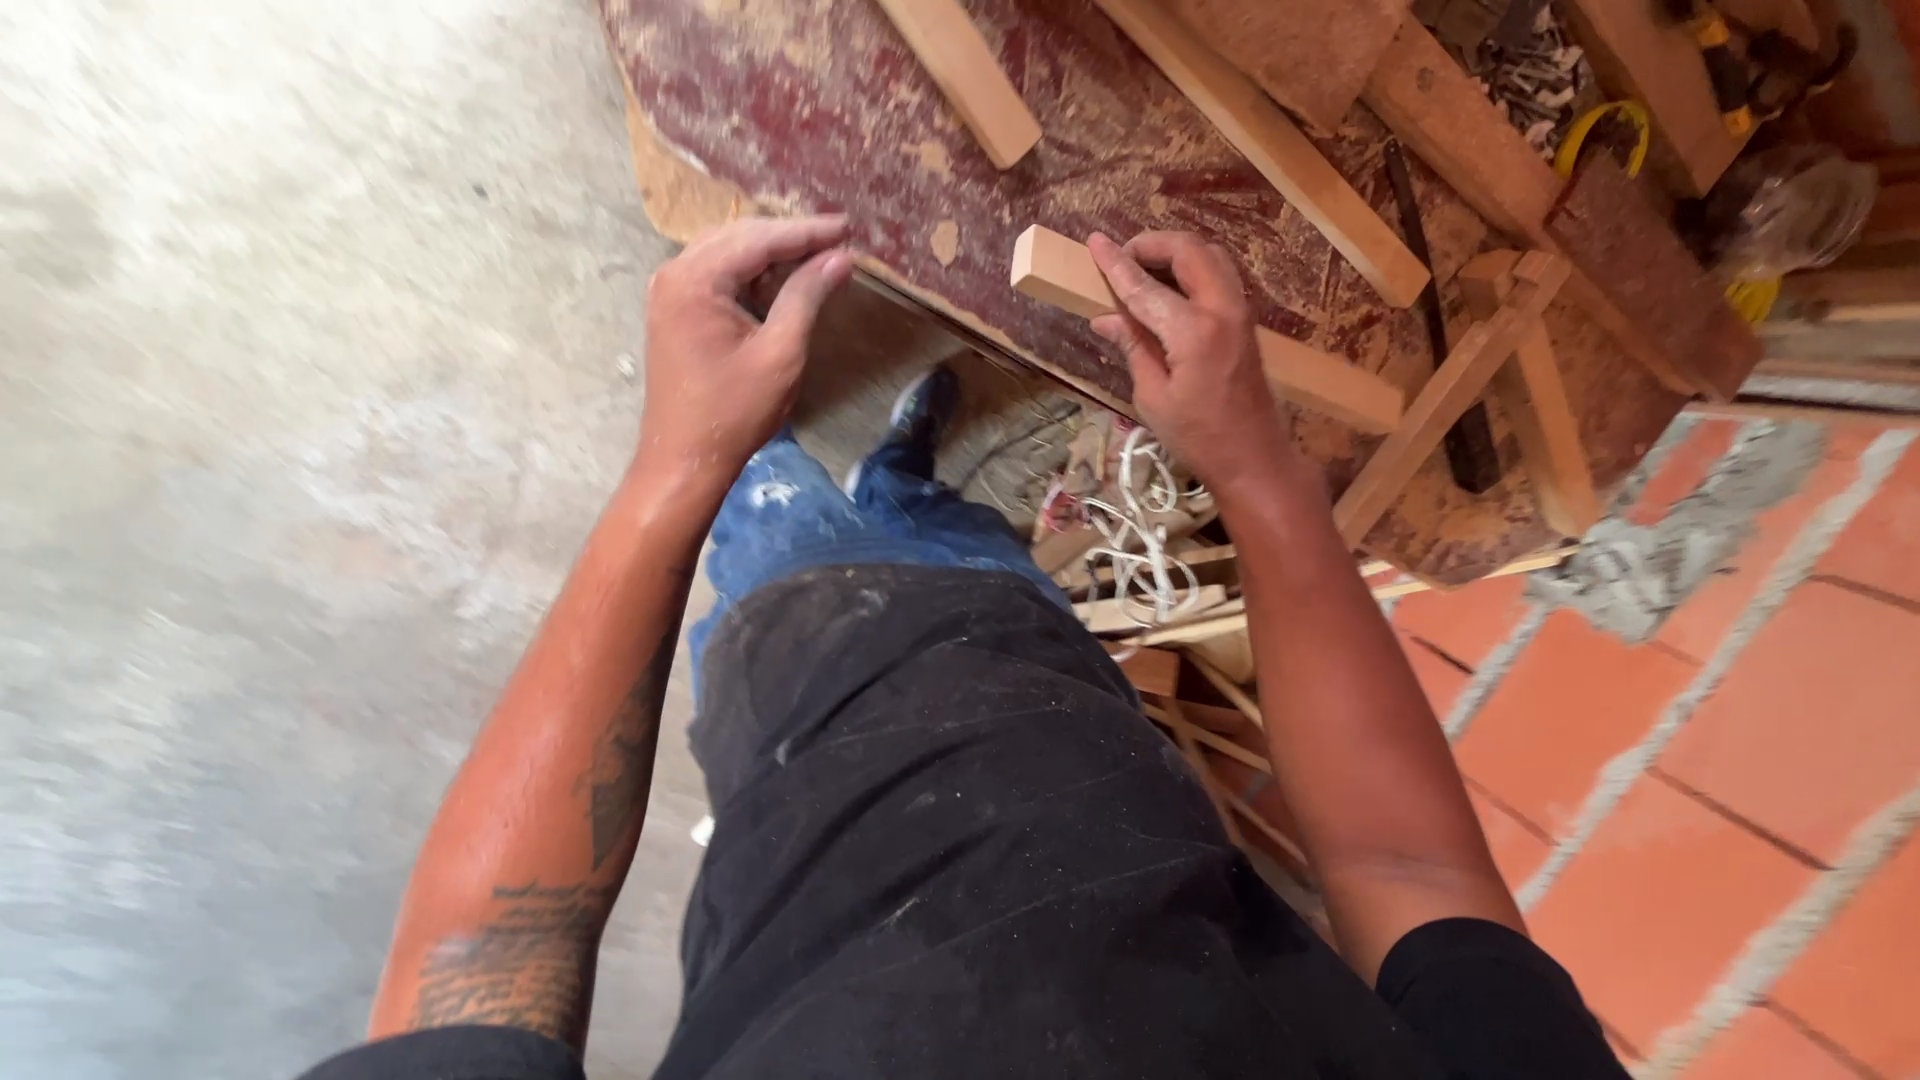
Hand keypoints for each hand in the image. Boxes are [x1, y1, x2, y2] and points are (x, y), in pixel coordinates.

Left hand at [638, 215, 854, 479]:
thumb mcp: (781, 353)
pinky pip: (717, 276)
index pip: (760, 238)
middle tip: (837, 240)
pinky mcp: (674, 311)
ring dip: (771, 254)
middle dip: (790, 237)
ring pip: (728, 253)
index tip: (848, 227)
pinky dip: (751, 274)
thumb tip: (840, 259)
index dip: (808, 232)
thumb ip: (807, 297)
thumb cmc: (735, 411)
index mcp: (696, 279)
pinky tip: (781, 282)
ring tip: (817, 257)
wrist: (686, 458)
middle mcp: (675, 274)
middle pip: (741, 236)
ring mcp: (670, 292)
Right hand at [1086, 231, 1299, 494]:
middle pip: (1189, 249)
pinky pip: (1219, 275)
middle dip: (1152, 244)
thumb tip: (1106, 318)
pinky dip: (1193, 268)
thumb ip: (1133, 348)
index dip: (1116, 263)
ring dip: (1176, 252)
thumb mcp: (1152, 397)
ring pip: (1210, 255)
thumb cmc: (1197, 436)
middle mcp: (1222, 309)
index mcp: (1193, 331)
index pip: (1145, 286)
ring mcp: (1240, 311)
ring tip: (1144, 269)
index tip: (1094, 242)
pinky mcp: (1245, 320)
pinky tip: (1169, 288)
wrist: (1253, 456)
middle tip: (1123, 258)